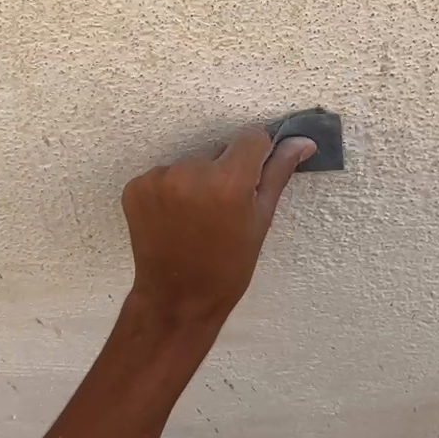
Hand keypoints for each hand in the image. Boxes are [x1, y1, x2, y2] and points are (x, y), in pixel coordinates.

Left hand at [120, 127, 316, 327]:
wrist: (177, 299)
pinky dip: (170, 190)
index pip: (251, 137)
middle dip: (224, 170)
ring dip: (195, 180)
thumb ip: (278, 173)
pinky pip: (163, 174)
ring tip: (196, 216)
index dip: (257, 154)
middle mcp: (191, 174)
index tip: (253, 175)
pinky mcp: (136, 186)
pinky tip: (174, 218)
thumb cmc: (226, 266)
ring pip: (190, 162)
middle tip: (222, 208)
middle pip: (218, 150)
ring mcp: (159, 179)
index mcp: (228, 182)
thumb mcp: (260, 221)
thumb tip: (302, 141)